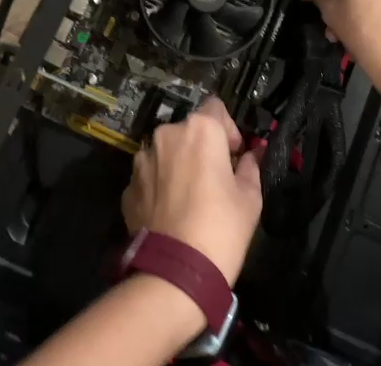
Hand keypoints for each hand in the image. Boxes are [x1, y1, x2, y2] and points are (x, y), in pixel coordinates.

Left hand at [121, 97, 262, 281]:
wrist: (175, 272)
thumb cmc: (221, 228)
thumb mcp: (250, 197)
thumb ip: (250, 167)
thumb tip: (252, 155)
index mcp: (200, 130)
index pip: (216, 108)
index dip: (228, 130)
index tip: (234, 155)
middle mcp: (166, 135)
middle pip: (189, 130)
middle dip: (202, 147)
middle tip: (214, 178)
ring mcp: (142, 159)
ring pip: (166, 152)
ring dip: (178, 164)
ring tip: (189, 197)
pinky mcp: (128, 185)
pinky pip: (150, 176)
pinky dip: (160, 186)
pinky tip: (171, 213)